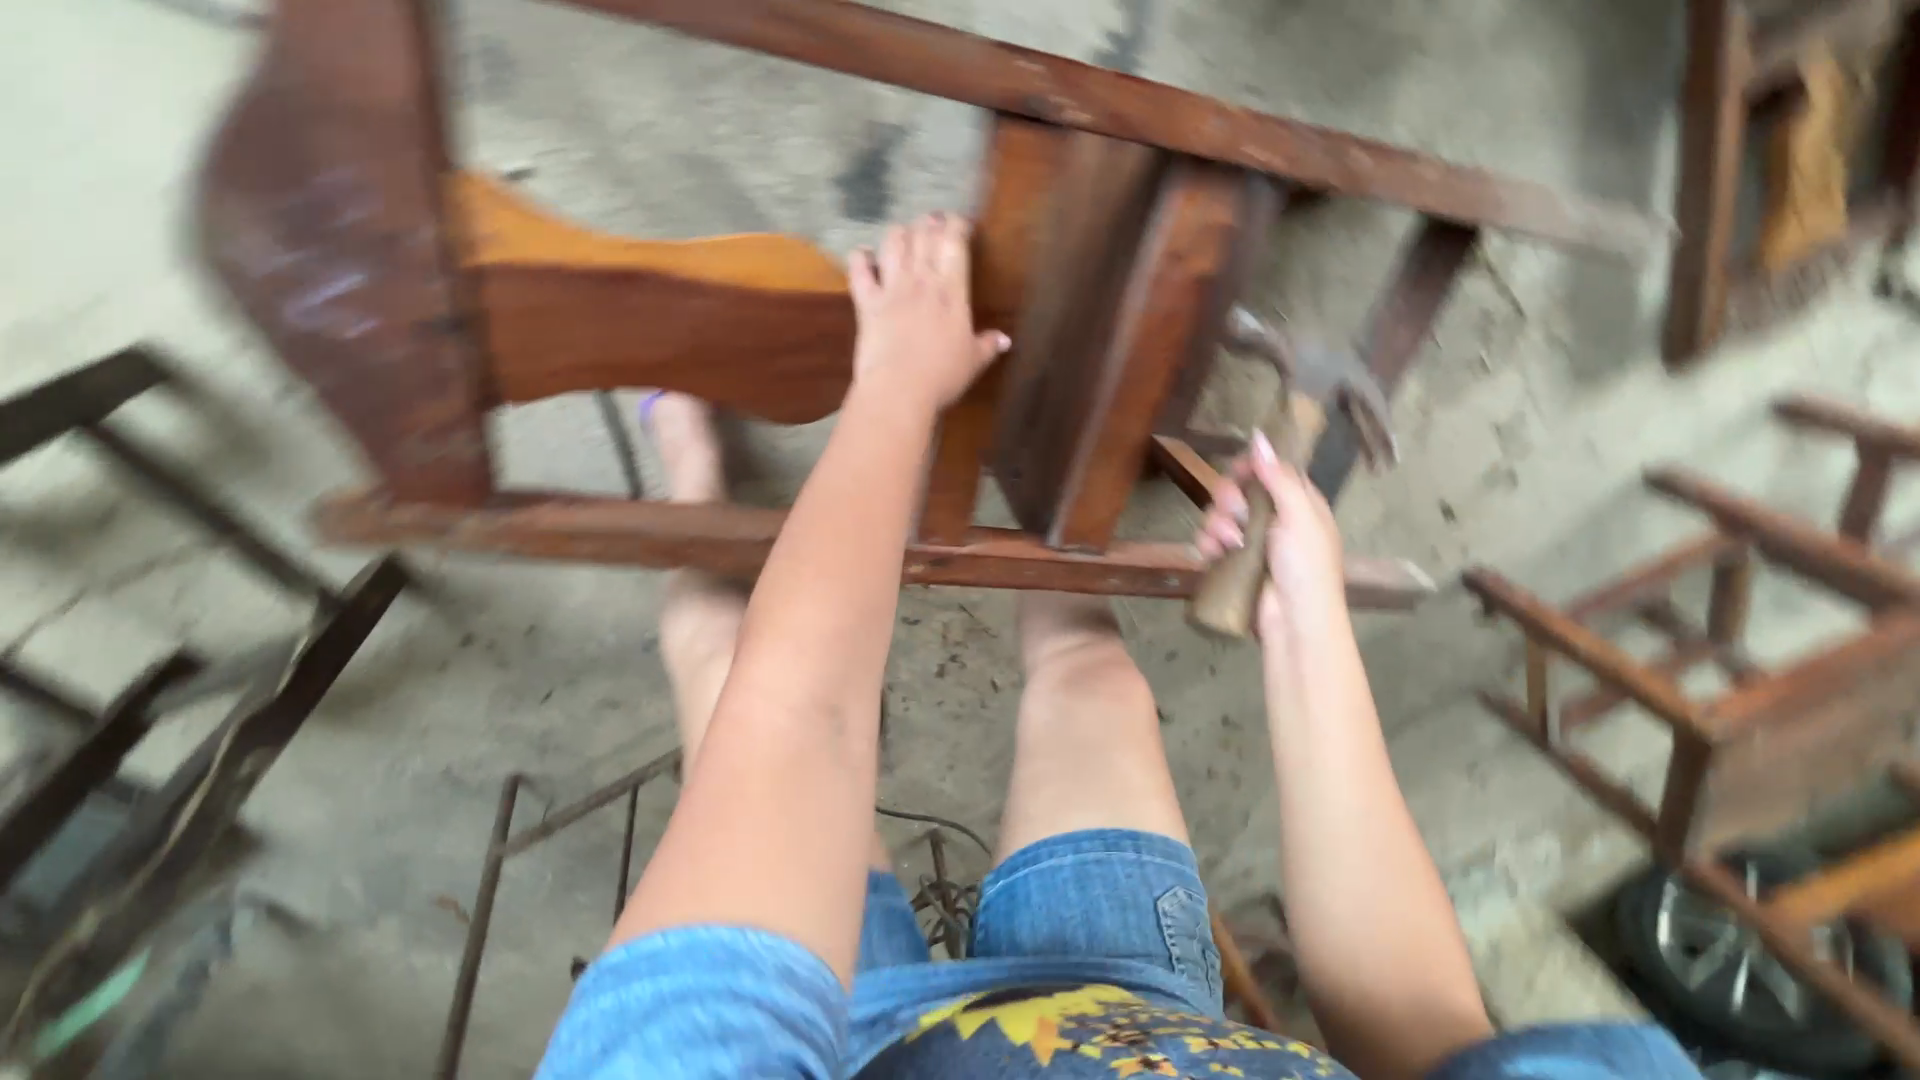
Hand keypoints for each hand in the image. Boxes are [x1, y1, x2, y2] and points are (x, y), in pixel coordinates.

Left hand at [848, 213, 1010, 415]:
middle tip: (933, 222)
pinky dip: (860, 258)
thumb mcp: (973, 362)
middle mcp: (921, 280)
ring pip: (893, 243)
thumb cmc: (943, 376)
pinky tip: (863, 255)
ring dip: (900, 234)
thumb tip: (1005, 340)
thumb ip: (987, 345)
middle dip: (930, 222)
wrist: (899, 389)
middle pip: (924, 235)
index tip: (960, 223)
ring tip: (905, 234)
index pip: (954, 242)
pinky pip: (858, 270)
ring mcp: (891, 288)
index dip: (957, 225)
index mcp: (952, 290)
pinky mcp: (866, 302)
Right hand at [1194, 431, 1346, 634]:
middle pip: (1239, 490)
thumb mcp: (1300, 516)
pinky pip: (1210, 541)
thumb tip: (1259, 437)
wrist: (1293, 621)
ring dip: (1217, 524)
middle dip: (1229, 500)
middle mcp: (1274, 518)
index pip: (1270, 471)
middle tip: (1235, 514)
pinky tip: (1211, 553)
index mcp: (1299, 503)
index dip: (1251, 468)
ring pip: (1220, 515)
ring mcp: (1251, 541)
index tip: (1238, 471)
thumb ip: (1277, 477)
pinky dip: (1207, 544)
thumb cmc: (1307, 567)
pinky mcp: (1232, 562)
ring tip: (1227, 543)